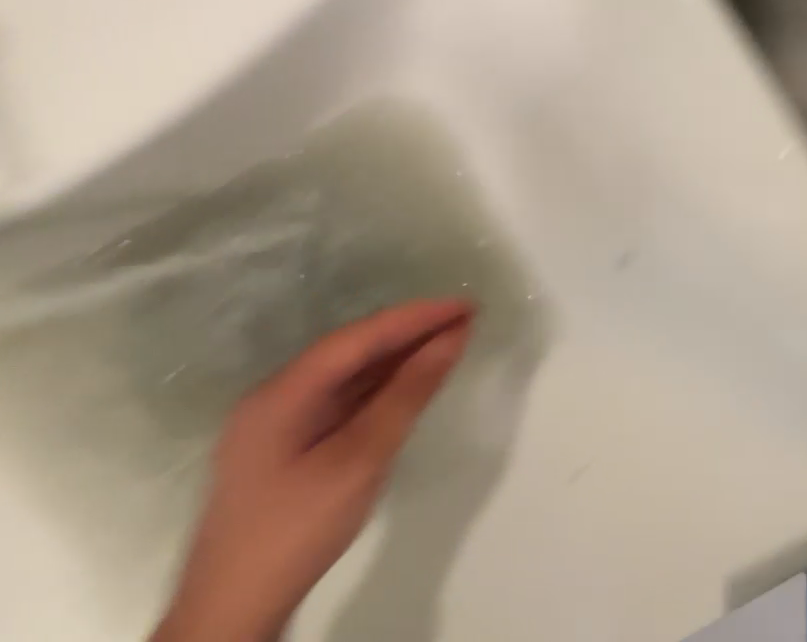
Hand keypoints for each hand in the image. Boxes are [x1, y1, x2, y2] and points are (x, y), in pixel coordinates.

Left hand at [152, 300, 473, 641]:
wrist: (235, 606)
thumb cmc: (298, 526)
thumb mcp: (361, 457)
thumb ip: (408, 394)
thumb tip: (451, 339)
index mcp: (281, 395)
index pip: (357, 338)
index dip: (414, 317)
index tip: (467, 304)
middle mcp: (276, 398)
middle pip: (351, 350)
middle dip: (410, 330)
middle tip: (468, 317)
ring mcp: (282, 423)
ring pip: (350, 373)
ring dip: (401, 355)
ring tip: (454, 339)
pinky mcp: (293, 445)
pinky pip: (346, 396)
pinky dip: (386, 383)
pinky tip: (416, 379)